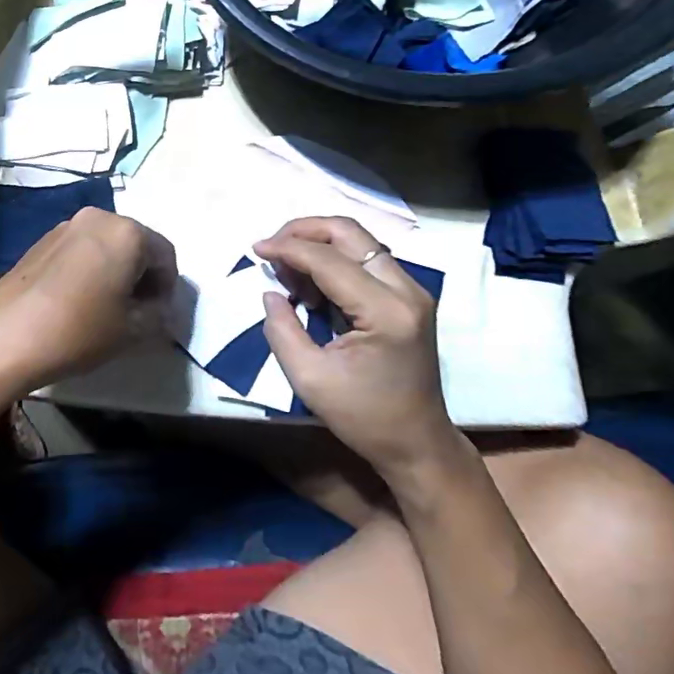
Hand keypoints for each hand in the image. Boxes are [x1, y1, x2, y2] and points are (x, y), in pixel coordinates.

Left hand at [0, 208, 176, 415]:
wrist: (2, 339)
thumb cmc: (78, 330)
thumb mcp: (132, 331)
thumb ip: (160, 315)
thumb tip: (162, 308)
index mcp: (128, 232)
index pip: (166, 255)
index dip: (167, 288)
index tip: (157, 316)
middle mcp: (99, 218)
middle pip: (136, 244)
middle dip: (142, 276)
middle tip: (135, 312)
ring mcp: (66, 226)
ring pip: (107, 246)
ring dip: (115, 272)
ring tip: (104, 308)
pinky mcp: (41, 240)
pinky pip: (81, 250)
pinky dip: (90, 269)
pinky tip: (77, 301)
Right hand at [255, 217, 464, 477]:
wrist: (417, 443)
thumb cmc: (364, 418)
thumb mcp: (310, 380)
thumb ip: (283, 330)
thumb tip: (271, 292)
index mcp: (385, 311)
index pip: (329, 260)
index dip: (289, 248)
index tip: (256, 249)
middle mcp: (406, 289)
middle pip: (350, 232)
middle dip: (305, 230)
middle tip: (271, 246)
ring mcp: (412, 289)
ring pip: (360, 241)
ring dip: (320, 243)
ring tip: (288, 267)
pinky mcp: (409, 296)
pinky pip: (368, 259)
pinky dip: (336, 259)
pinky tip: (312, 280)